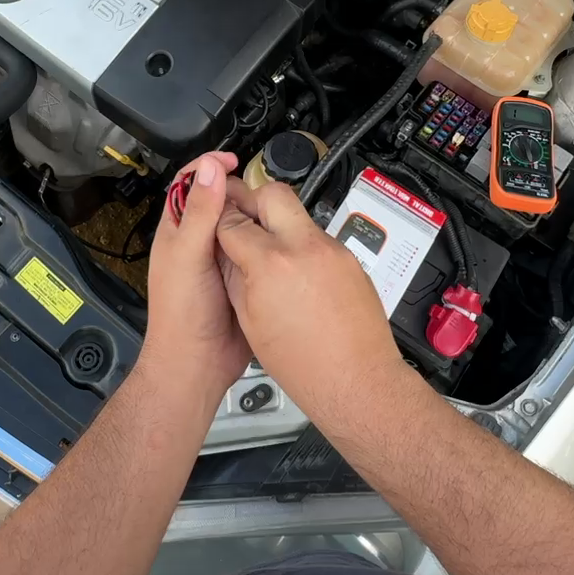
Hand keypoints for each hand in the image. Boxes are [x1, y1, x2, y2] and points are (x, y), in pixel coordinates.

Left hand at [140, 152, 250, 401]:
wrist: (198, 365)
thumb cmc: (181, 314)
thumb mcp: (188, 255)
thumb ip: (200, 212)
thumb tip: (210, 168)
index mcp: (177, 230)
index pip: (190, 183)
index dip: (209, 166)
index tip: (234, 161)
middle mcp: (198, 242)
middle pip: (220, 201)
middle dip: (240, 192)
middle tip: (259, 195)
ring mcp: (221, 260)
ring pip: (241, 225)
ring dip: (256, 217)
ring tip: (272, 215)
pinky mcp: (242, 277)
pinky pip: (256, 251)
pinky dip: (267, 244)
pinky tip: (281, 242)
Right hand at [215, 181, 404, 419]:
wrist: (358, 381)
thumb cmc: (304, 365)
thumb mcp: (250, 321)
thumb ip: (235, 276)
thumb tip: (225, 250)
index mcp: (272, 264)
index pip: (234, 221)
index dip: (219, 220)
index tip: (215, 221)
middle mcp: (305, 247)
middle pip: (271, 193)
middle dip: (251, 200)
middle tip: (242, 218)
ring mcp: (332, 249)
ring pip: (297, 213)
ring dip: (277, 223)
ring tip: (267, 254)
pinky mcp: (349, 257)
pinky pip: (317, 237)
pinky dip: (300, 245)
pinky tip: (294, 273)